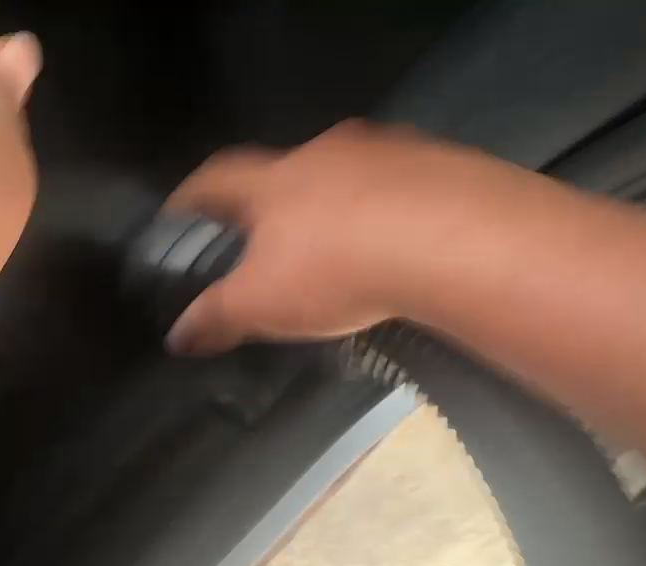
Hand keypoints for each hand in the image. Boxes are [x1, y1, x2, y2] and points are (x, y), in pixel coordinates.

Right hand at [163, 121, 547, 355]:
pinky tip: (387, 255)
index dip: (191, 197)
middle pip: (283, 176)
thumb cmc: (337, 268)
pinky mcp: (445, 164)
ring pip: (344, 180)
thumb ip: (212, 319)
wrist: (466, 242)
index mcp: (274, 181)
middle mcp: (329, 152)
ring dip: (331, 212)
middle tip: (262, 249)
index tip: (180, 215)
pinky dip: (383, 218)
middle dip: (269, 210)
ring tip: (332, 258)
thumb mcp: (258, 306)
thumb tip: (179, 335)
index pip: (216, 177)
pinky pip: (397, 190)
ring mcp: (392, 151)